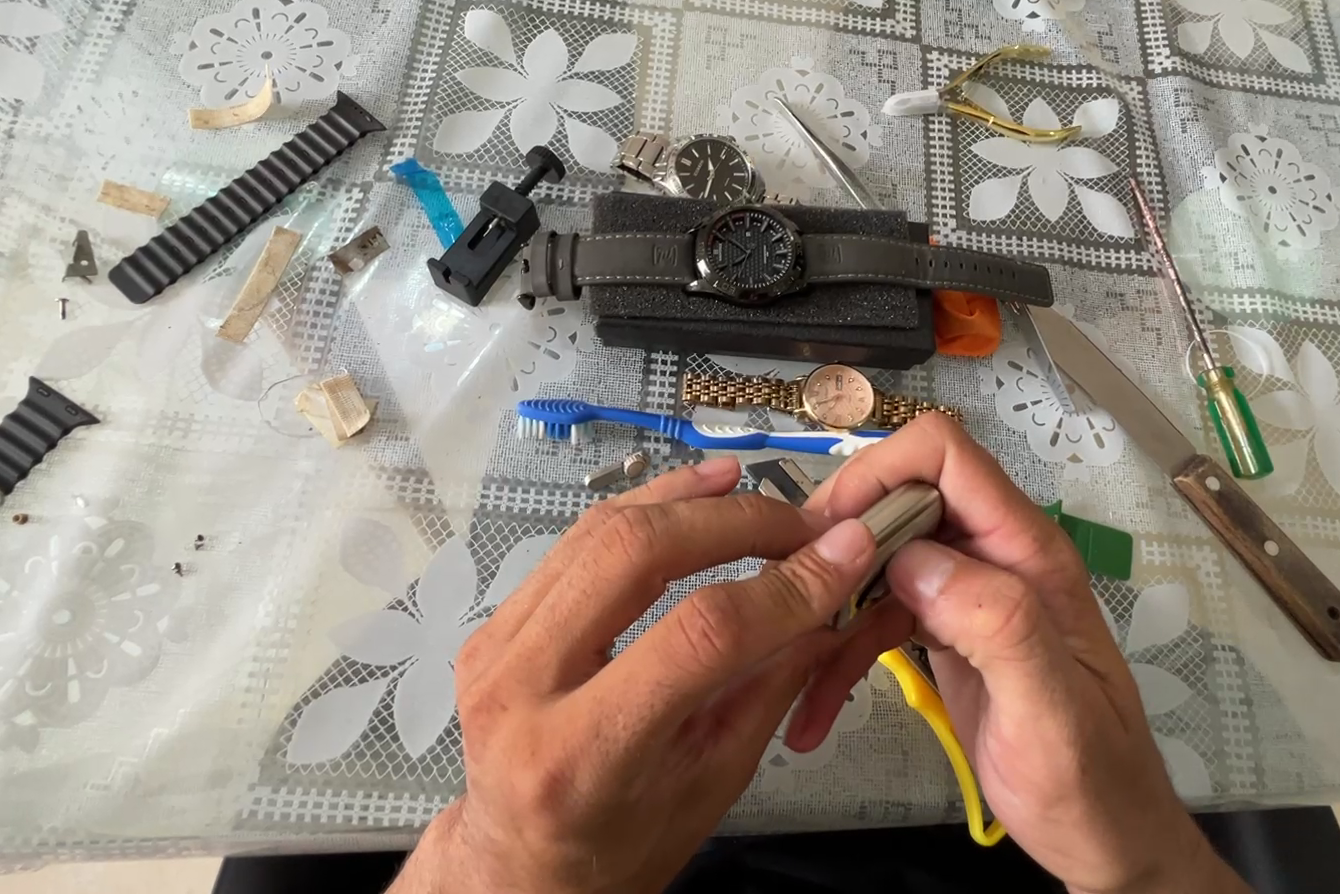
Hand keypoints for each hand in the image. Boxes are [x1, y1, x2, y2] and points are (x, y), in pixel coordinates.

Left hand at [395, 457, 893, 893]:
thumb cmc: (620, 847)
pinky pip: (579, 539)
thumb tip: (825, 592)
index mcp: (580, 756)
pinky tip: (693, 490)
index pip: (698, 637)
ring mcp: (497, 642)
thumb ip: (769, 682)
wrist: (515, 866)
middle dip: (734, 524)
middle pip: (637, 555)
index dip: (782, 588)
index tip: (844, 554)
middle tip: (799, 523)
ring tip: (748, 484)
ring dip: (686, 499)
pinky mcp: (496, 619)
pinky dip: (645, 504)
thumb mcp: (710, 784)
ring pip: (603, 530)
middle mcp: (521, 685)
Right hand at [807, 415, 1248, 893]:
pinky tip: (817, 692)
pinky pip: (878, 607)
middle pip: (899, 493)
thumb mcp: (1051, 712)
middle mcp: (990, 552)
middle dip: (843, 531)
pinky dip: (844, 641)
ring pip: (879, 550)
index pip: (946, 455)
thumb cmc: (1089, 782)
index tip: (834, 528)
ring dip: (834, 589)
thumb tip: (910, 560)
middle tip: (798, 586)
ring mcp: (963, 587)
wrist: (1103, 838)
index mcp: (1023, 549)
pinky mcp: (941, 623)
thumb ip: (997, 624)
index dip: (883, 470)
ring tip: (795, 642)